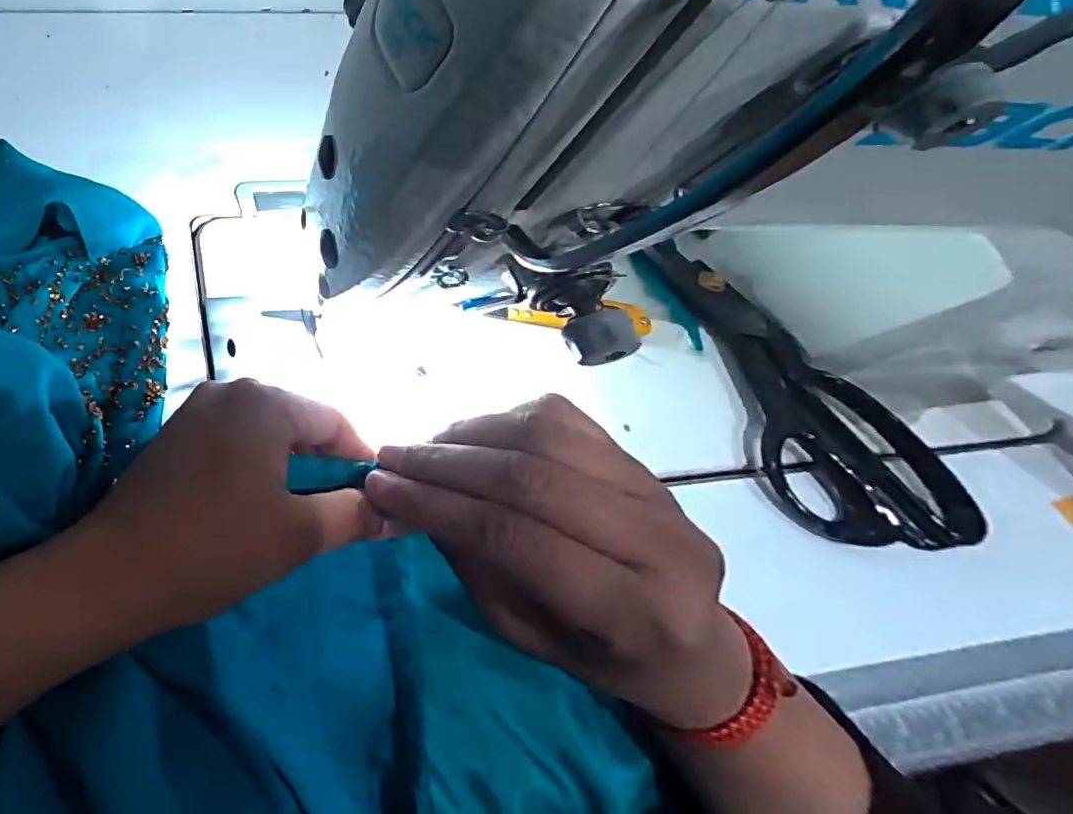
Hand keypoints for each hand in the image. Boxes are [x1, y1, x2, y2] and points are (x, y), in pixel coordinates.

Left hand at [80, 379, 383, 627]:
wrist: (116, 568)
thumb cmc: (216, 546)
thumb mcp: (296, 535)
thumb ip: (351, 514)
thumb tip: (390, 510)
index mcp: (264, 402)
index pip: (333, 419)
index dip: (359, 456)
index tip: (376, 491)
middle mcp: (229, 390)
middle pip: (296, 418)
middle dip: (323, 458)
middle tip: (341, 502)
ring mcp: (195, 407)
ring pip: (260, 428)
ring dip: (287, 460)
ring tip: (301, 502)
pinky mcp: (173, 432)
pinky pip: (229, 437)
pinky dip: (252, 460)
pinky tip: (253, 496)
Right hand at [364, 394, 751, 728]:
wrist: (690, 642)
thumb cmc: (600, 655)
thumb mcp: (525, 634)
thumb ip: (472, 562)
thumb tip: (410, 497)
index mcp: (635, 611)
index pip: (516, 537)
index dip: (438, 506)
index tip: (382, 488)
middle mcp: (659, 540)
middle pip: (530, 477)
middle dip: (445, 463)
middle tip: (392, 458)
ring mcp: (657, 490)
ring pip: (545, 434)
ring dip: (469, 433)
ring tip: (425, 446)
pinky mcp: (641, 459)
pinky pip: (561, 418)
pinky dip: (502, 417)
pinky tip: (470, 434)